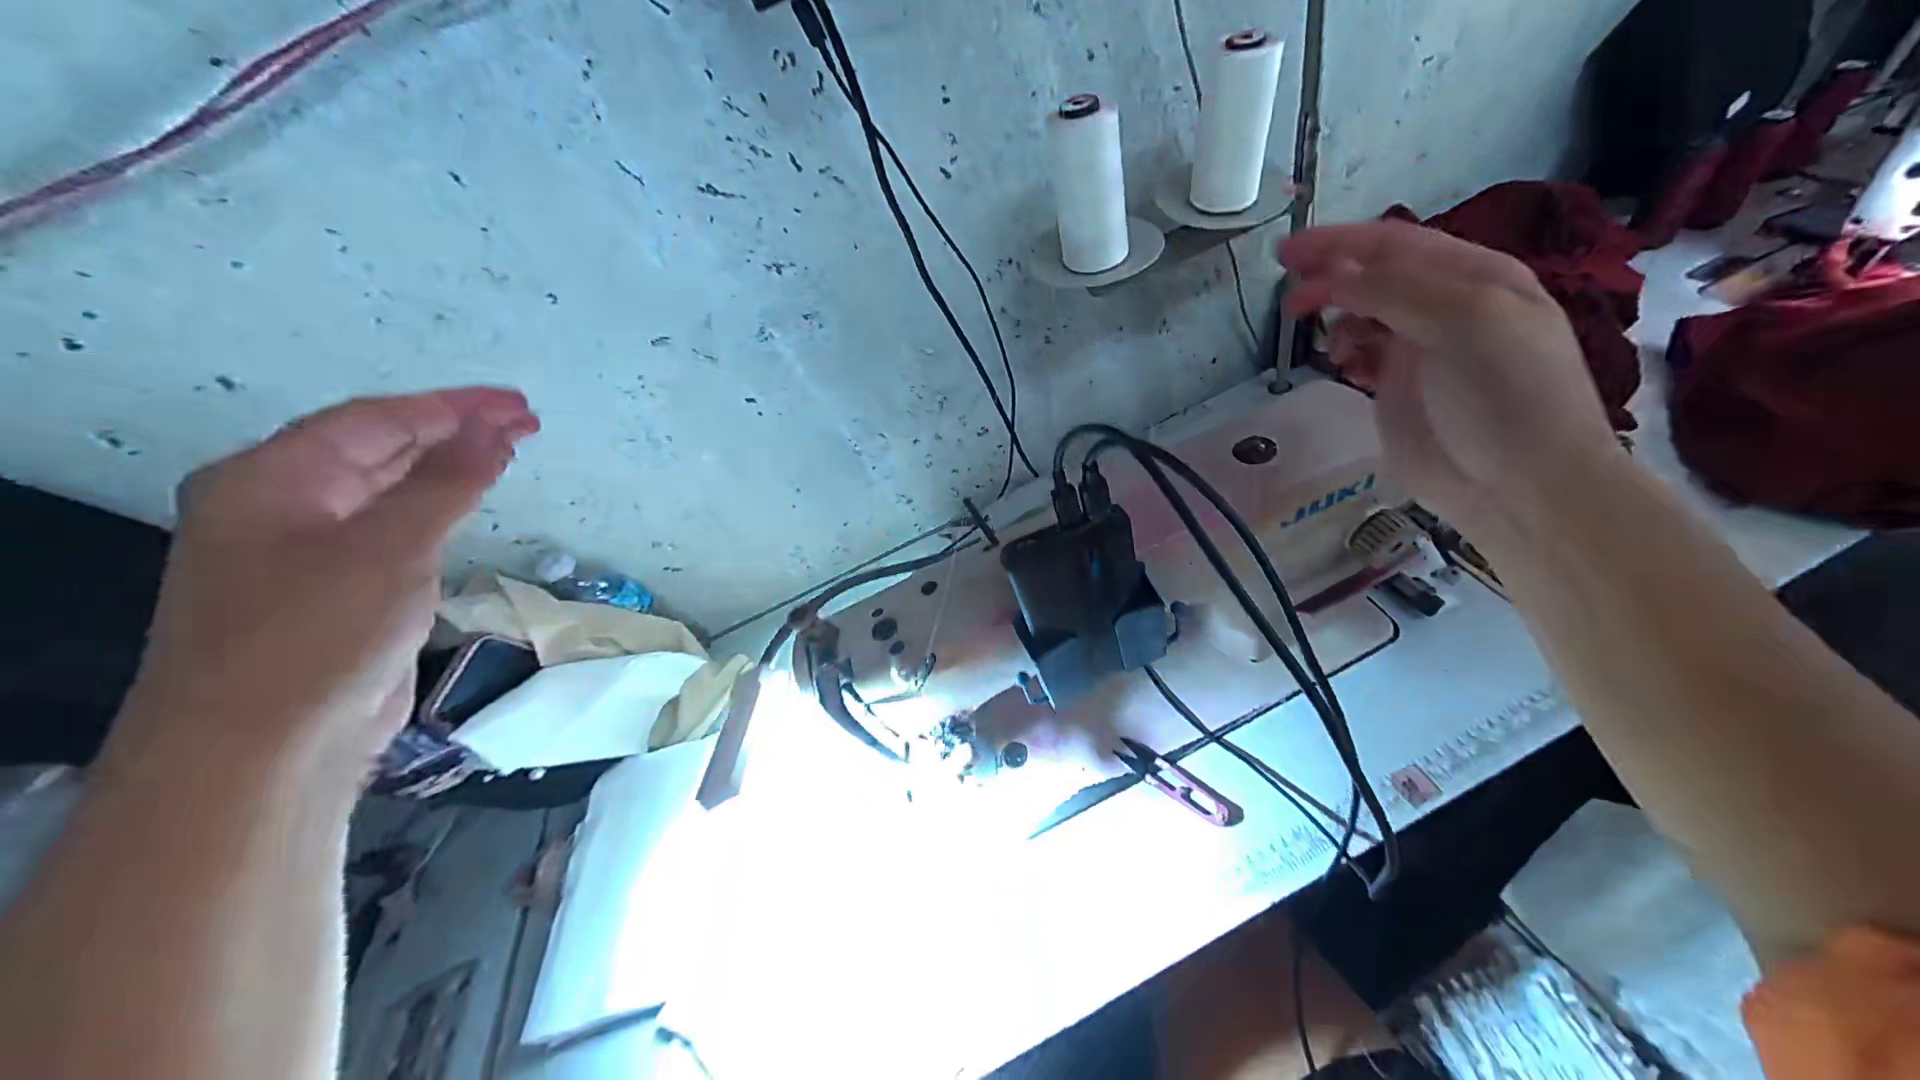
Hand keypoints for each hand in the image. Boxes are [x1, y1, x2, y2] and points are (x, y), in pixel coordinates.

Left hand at [103, 388, 538, 796]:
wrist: (263, 754)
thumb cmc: (318, 636)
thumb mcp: (391, 548)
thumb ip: (447, 482)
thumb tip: (495, 429)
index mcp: (268, 479)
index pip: (374, 420)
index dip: (452, 407)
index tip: (518, 405)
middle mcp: (278, 506)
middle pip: (376, 449)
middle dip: (452, 433)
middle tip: (525, 425)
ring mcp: (303, 552)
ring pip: (384, 491)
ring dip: (444, 471)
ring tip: (504, 454)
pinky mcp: (333, 593)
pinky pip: (389, 532)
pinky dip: (433, 513)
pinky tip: (463, 508)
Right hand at [1279, 222, 1622, 534]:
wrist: (1518, 484)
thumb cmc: (1506, 396)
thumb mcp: (1464, 323)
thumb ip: (1396, 291)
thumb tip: (1331, 272)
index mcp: (1475, 277)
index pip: (1395, 244)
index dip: (1339, 243)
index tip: (1286, 254)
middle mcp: (1448, 304)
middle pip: (1375, 276)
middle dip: (1329, 279)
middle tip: (1289, 300)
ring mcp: (1422, 347)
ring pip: (1364, 314)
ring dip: (1336, 318)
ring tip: (1326, 343)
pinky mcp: (1400, 386)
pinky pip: (1363, 353)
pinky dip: (1344, 352)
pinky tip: (1342, 366)